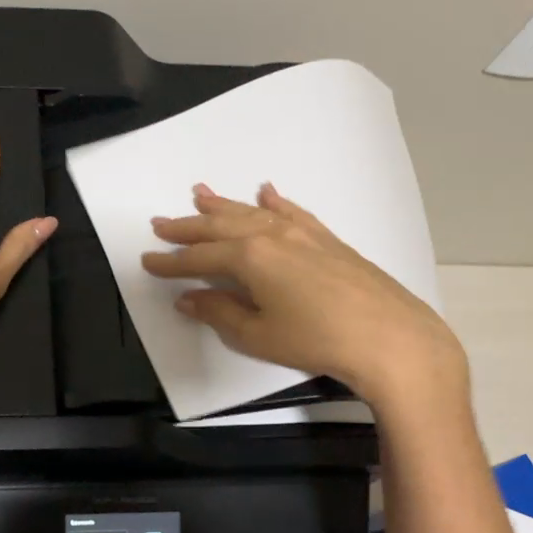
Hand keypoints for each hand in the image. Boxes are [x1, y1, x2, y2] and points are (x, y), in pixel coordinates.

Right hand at [143, 184, 465, 411]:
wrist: (386, 336)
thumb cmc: (314, 340)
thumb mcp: (256, 335)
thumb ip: (219, 313)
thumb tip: (189, 299)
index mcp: (249, 258)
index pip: (199, 259)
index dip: (170, 262)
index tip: (146, 261)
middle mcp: (272, 236)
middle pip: (221, 228)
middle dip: (188, 227)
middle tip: (160, 224)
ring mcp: (302, 234)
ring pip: (253, 213)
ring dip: (223, 206)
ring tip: (199, 194)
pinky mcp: (327, 240)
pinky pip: (291, 212)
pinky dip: (275, 202)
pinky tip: (266, 192)